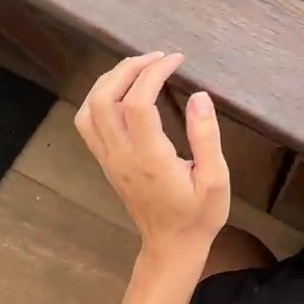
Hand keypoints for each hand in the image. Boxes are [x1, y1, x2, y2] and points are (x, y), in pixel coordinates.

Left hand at [73, 52, 230, 263]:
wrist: (171, 246)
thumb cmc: (199, 214)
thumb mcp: (216, 179)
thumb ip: (207, 137)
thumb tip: (200, 96)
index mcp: (150, 157)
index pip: (139, 102)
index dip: (155, 72)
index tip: (177, 59)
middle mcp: (122, 155)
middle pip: (105, 99)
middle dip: (128, 69)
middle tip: (157, 57)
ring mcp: (109, 159)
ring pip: (89, 109)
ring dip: (110, 80)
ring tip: (138, 67)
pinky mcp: (106, 162)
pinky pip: (87, 123)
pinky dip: (99, 97)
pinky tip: (122, 90)